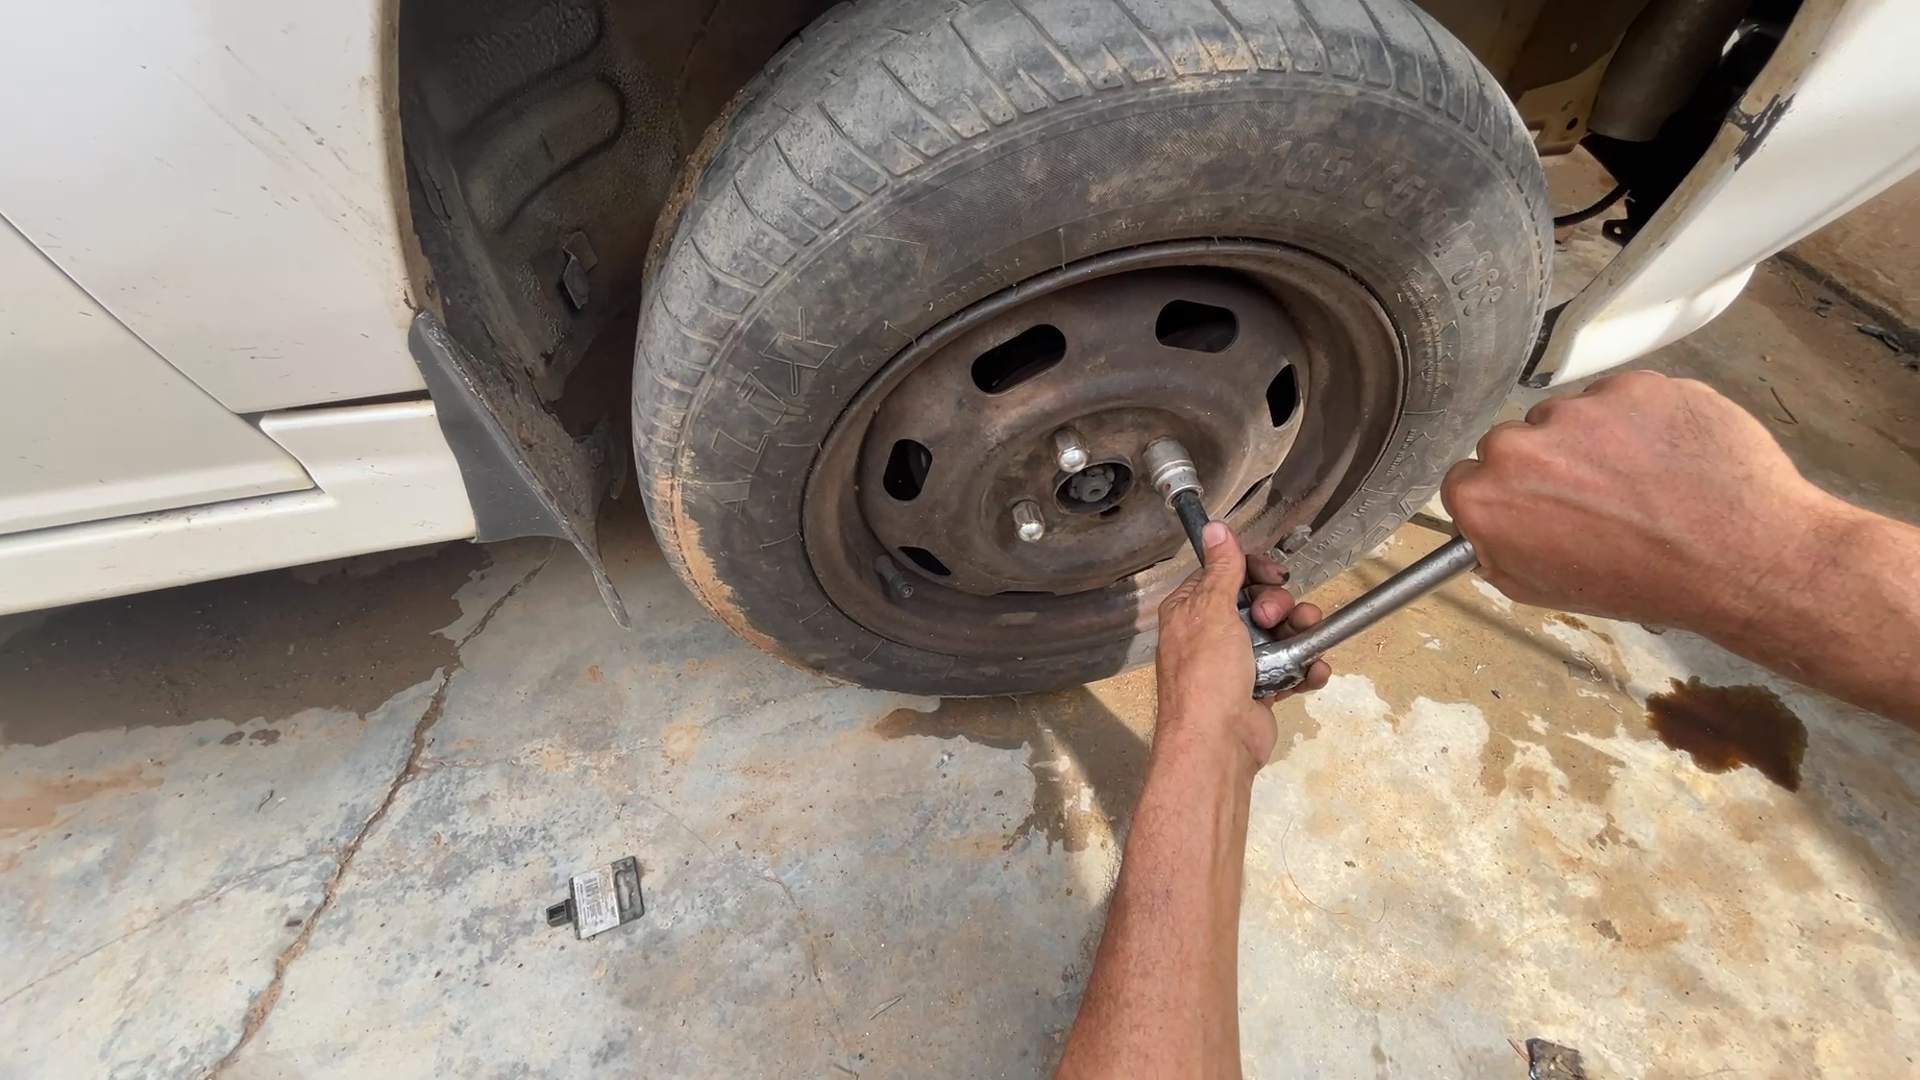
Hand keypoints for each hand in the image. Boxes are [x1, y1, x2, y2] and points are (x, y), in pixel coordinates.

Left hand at [1154, 521, 1329, 771]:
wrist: (1217, 742)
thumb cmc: (1206, 675)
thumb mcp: (1212, 611)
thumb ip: (1221, 571)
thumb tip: (1214, 529)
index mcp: (1191, 609)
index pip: (1226, 574)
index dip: (1254, 571)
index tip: (1276, 575)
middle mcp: (1211, 632)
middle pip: (1258, 601)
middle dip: (1277, 605)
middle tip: (1274, 617)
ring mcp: (1237, 662)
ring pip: (1280, 633)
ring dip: (1299, 633)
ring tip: (1305, 640)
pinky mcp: (1259, 688)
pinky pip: (1291, 667)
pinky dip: (1306, 667)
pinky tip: (1314, 669)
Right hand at [1441, 370, 1845, 635]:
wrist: (1744, 558)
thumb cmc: (1636, 581)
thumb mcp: (1534, 587)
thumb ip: (1491, 550)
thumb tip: (1483, 530)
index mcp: (1483, 497)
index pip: (1464, 478)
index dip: (1498, 494)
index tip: (1527, 505)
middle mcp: (1515, 447)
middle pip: (1509, 442)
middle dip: (1538, 463)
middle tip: (1585, 492)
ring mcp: (1576, 411)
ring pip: (1565, 416)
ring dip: (1587, 438)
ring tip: (1634, 474)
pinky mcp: (1633, 387)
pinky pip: (1619, 397)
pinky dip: (1636, 419)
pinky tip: (1663, 454)